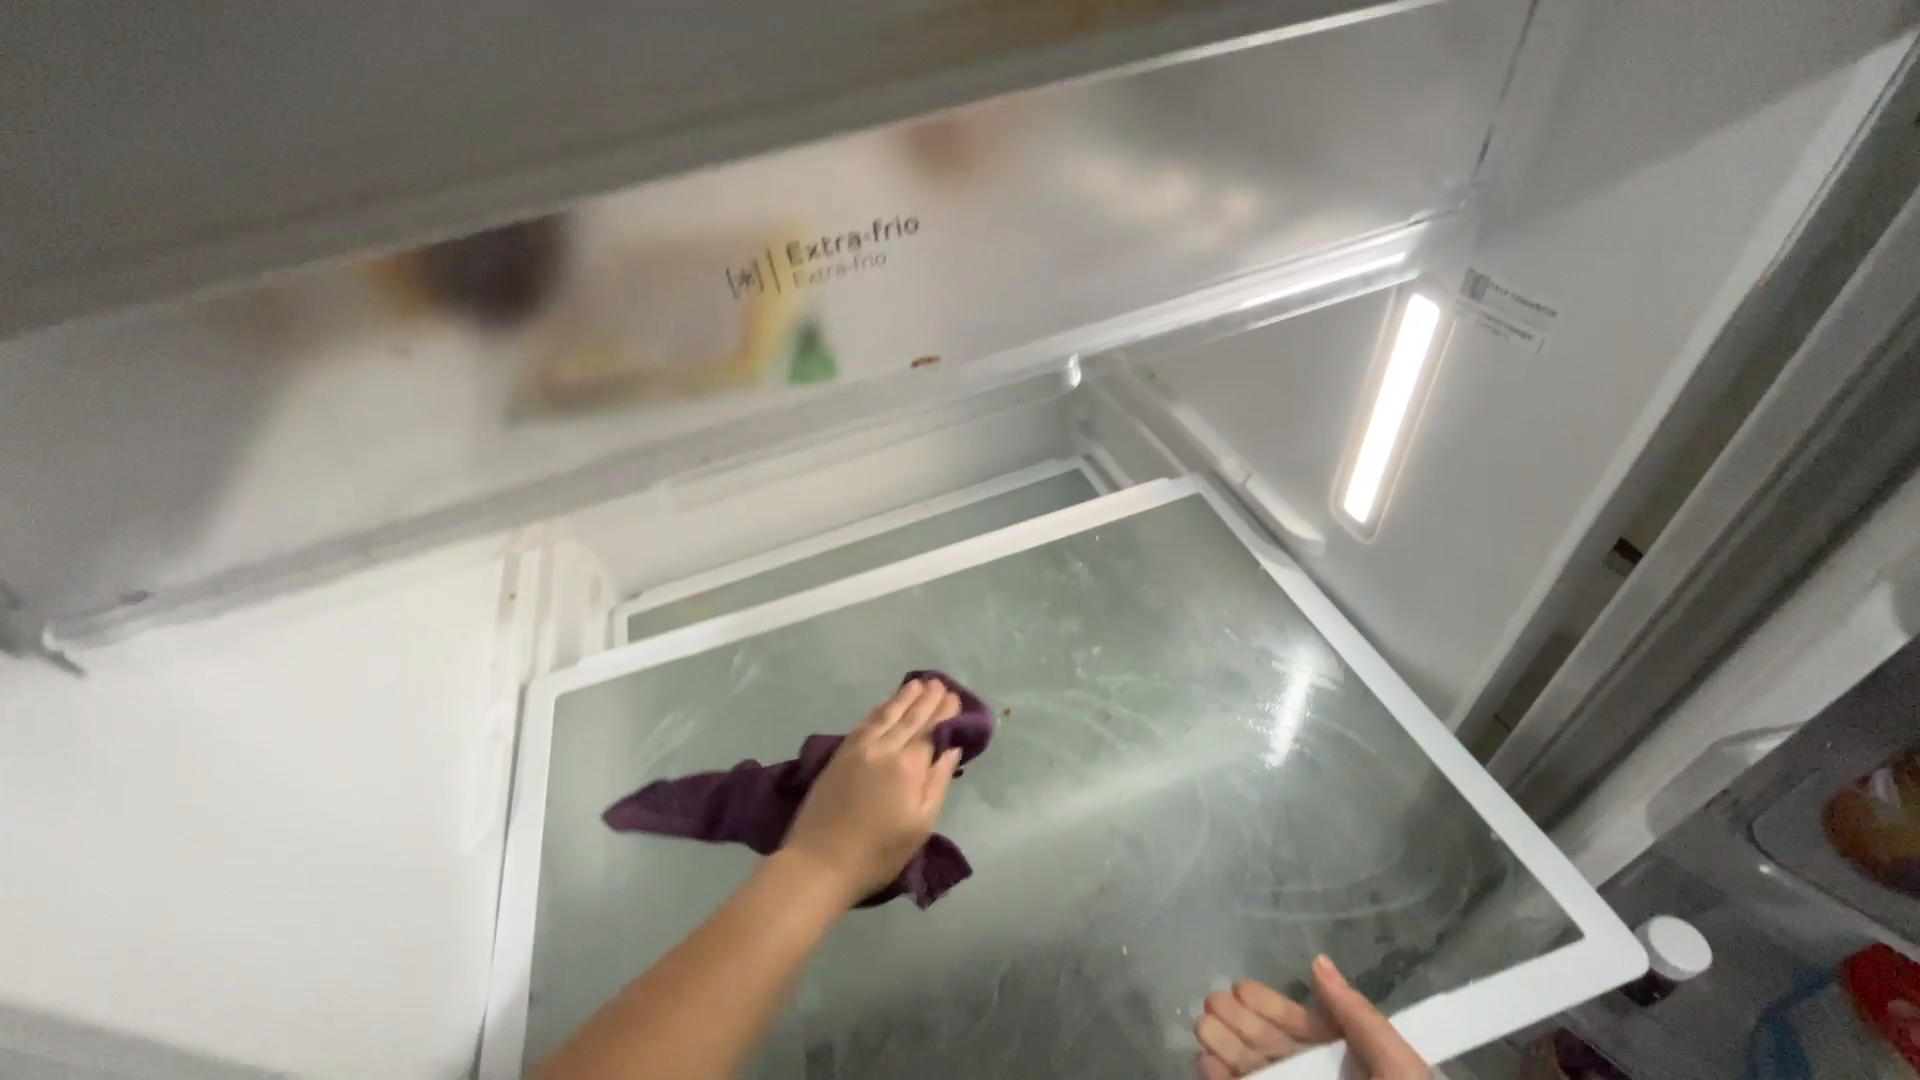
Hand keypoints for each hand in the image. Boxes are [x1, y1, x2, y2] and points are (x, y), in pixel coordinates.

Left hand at [781, 679, 963, 902]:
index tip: (955, 697)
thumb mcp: (920, 825)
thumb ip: (938, 782)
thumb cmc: (878, 853)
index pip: (931, 731)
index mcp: (908, 766)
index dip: (944, 714)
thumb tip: (951, 749)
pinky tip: (885, 705)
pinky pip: (865, 723)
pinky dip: (879, 710)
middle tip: (940, 684)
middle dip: (927, 700)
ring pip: (886, 715)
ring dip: (903, 698)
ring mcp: (858, 749)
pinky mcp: (839, 755)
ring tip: (917, 684)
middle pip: (910, 718)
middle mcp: (884, 748)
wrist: (820, 863)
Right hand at [1195, 956, 1429, 1079]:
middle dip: (1238, 1020)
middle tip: (1214, 1002)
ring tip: (1205, 1026)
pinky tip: (1206, 1063)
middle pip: (1269, 1047)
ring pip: (1251, 1072)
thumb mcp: (1400, 1071)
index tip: (1242, 988)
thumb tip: (1318, 961)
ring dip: (1224, 1047)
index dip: (1269, 1005)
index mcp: (1346, 1064)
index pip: (1299, 1027)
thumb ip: (1359, 1018)